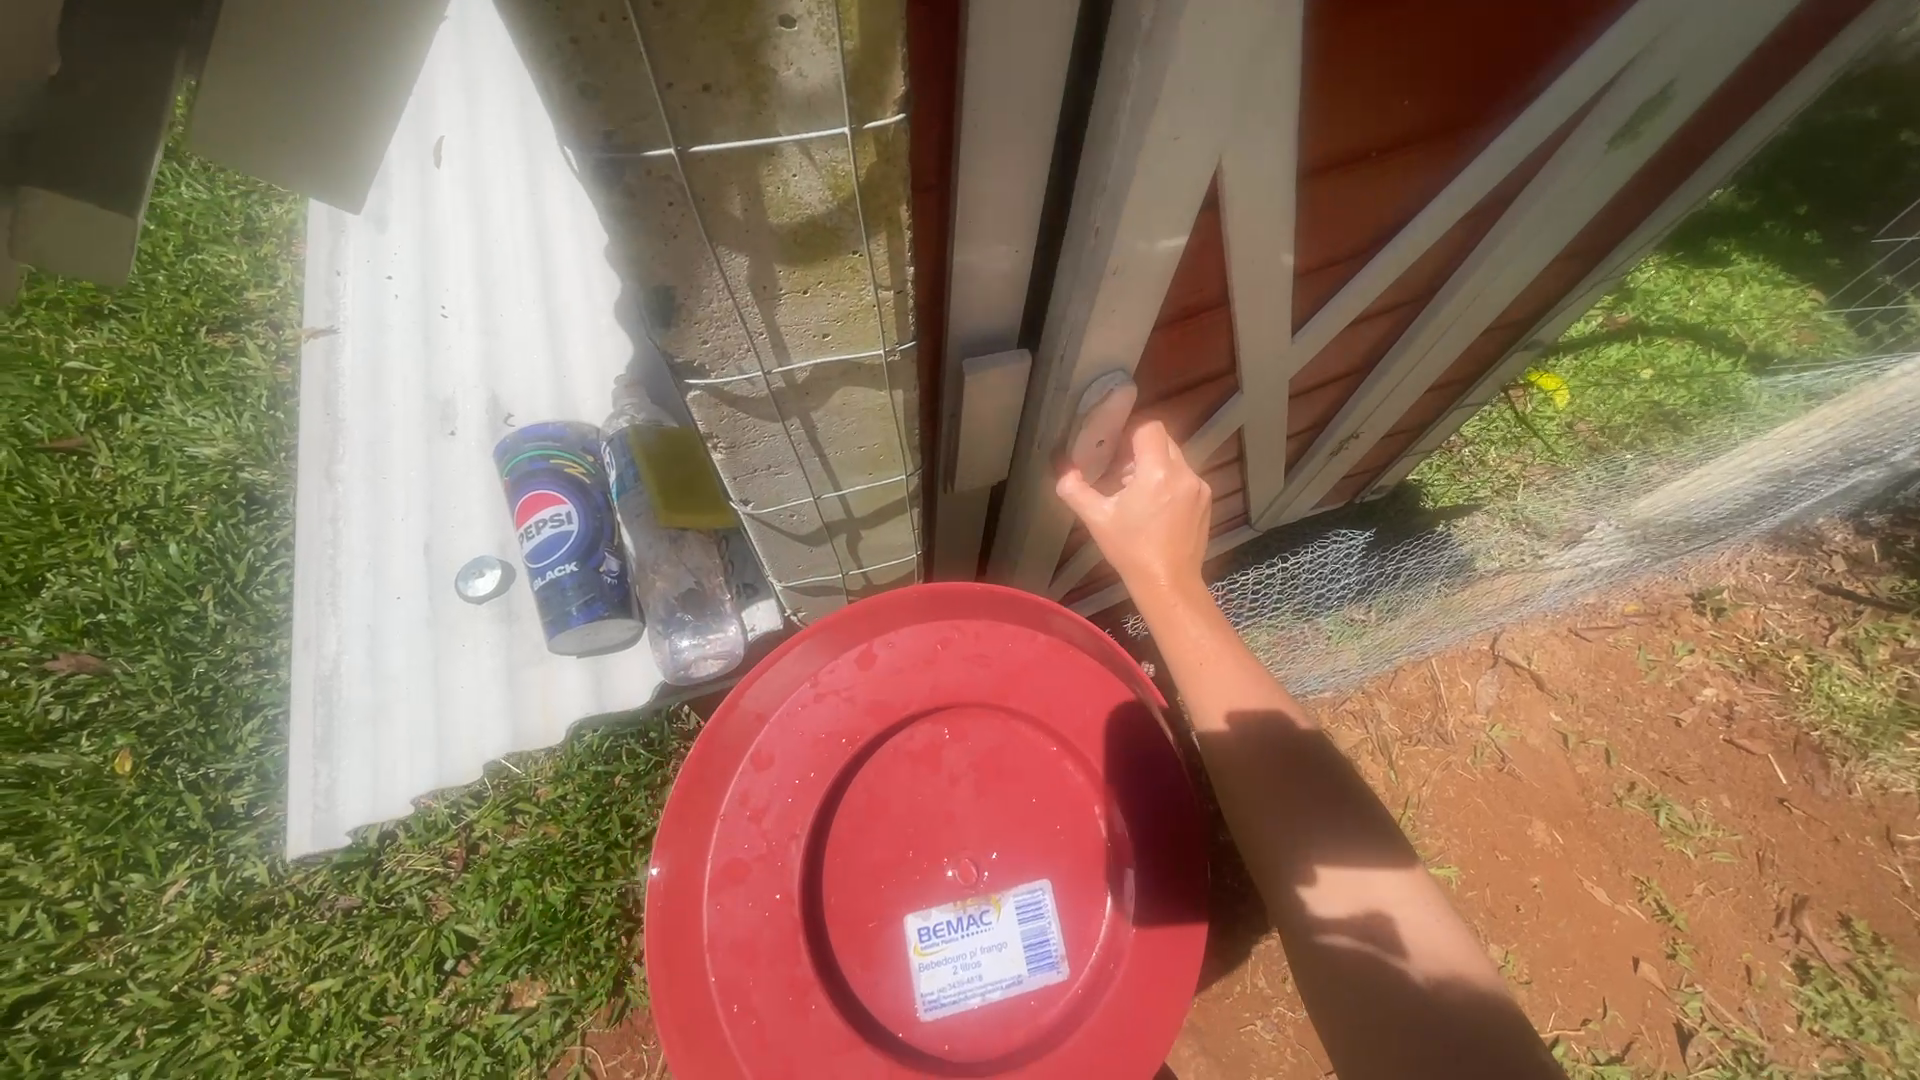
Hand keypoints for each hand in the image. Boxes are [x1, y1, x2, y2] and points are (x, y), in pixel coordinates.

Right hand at [1055, 421, 1210, 594]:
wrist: (1168, 581)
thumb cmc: (1131, 550)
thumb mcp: (1097, 519)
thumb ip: (1076, 491)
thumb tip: (1063, 472)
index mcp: (1157, 472)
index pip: (1150, 428)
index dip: (1131, 431)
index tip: (1116, 448)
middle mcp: (1184, 473)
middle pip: (1164, 441)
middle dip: (1141, 450)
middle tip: (1120, 472)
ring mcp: (1199, 487)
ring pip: (1176, 459)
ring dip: (1155, 466)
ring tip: (1136, 492)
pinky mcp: (1206, 501)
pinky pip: (1185, 478)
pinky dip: (1169, 482)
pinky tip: (1155, 508)